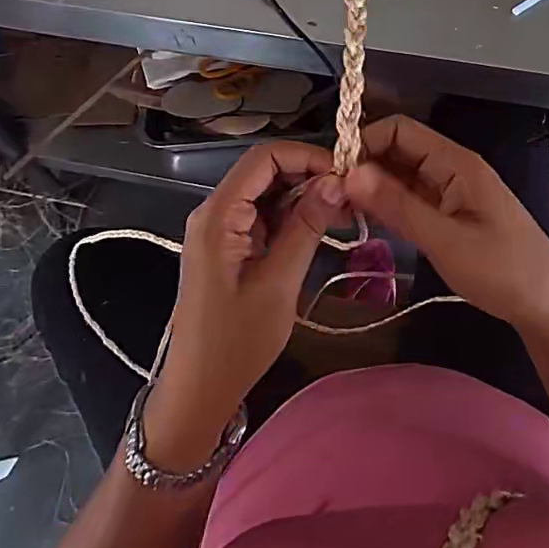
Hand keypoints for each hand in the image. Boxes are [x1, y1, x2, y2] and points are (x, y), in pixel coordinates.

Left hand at [144, 140, 345, 471]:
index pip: (264, 157)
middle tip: (350, 197)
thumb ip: (306, 227)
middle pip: (265, 170)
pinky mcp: (228, 245)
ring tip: (343, 212)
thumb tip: (336, 182)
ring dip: (303, 196)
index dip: (306, 157)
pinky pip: (262, 215)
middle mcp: (214, 211)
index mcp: (218, 215)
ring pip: (266, 192)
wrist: (198, 390)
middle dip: (308, 175)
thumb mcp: (278, 284)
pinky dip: (291, 217)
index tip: (344, 176)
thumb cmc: (235, 343)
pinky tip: (319, 228)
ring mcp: (220, 228)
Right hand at [342, 115, 548, 333]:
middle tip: (331, 196)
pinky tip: (366, 221)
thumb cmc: (503, 270)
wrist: (546, 306)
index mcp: (454, 162)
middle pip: (396, 150)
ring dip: (372, 187)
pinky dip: (387, 205)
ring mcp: (448, 191)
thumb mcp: (445, 240)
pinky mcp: (447, 213)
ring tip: (341, 209)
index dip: (364, 142)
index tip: (334, 172)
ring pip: (400, 175)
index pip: (399, 130)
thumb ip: (397, 206)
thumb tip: (350, 173)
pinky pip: (409, 198)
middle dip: (363, 166)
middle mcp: (449, 168)